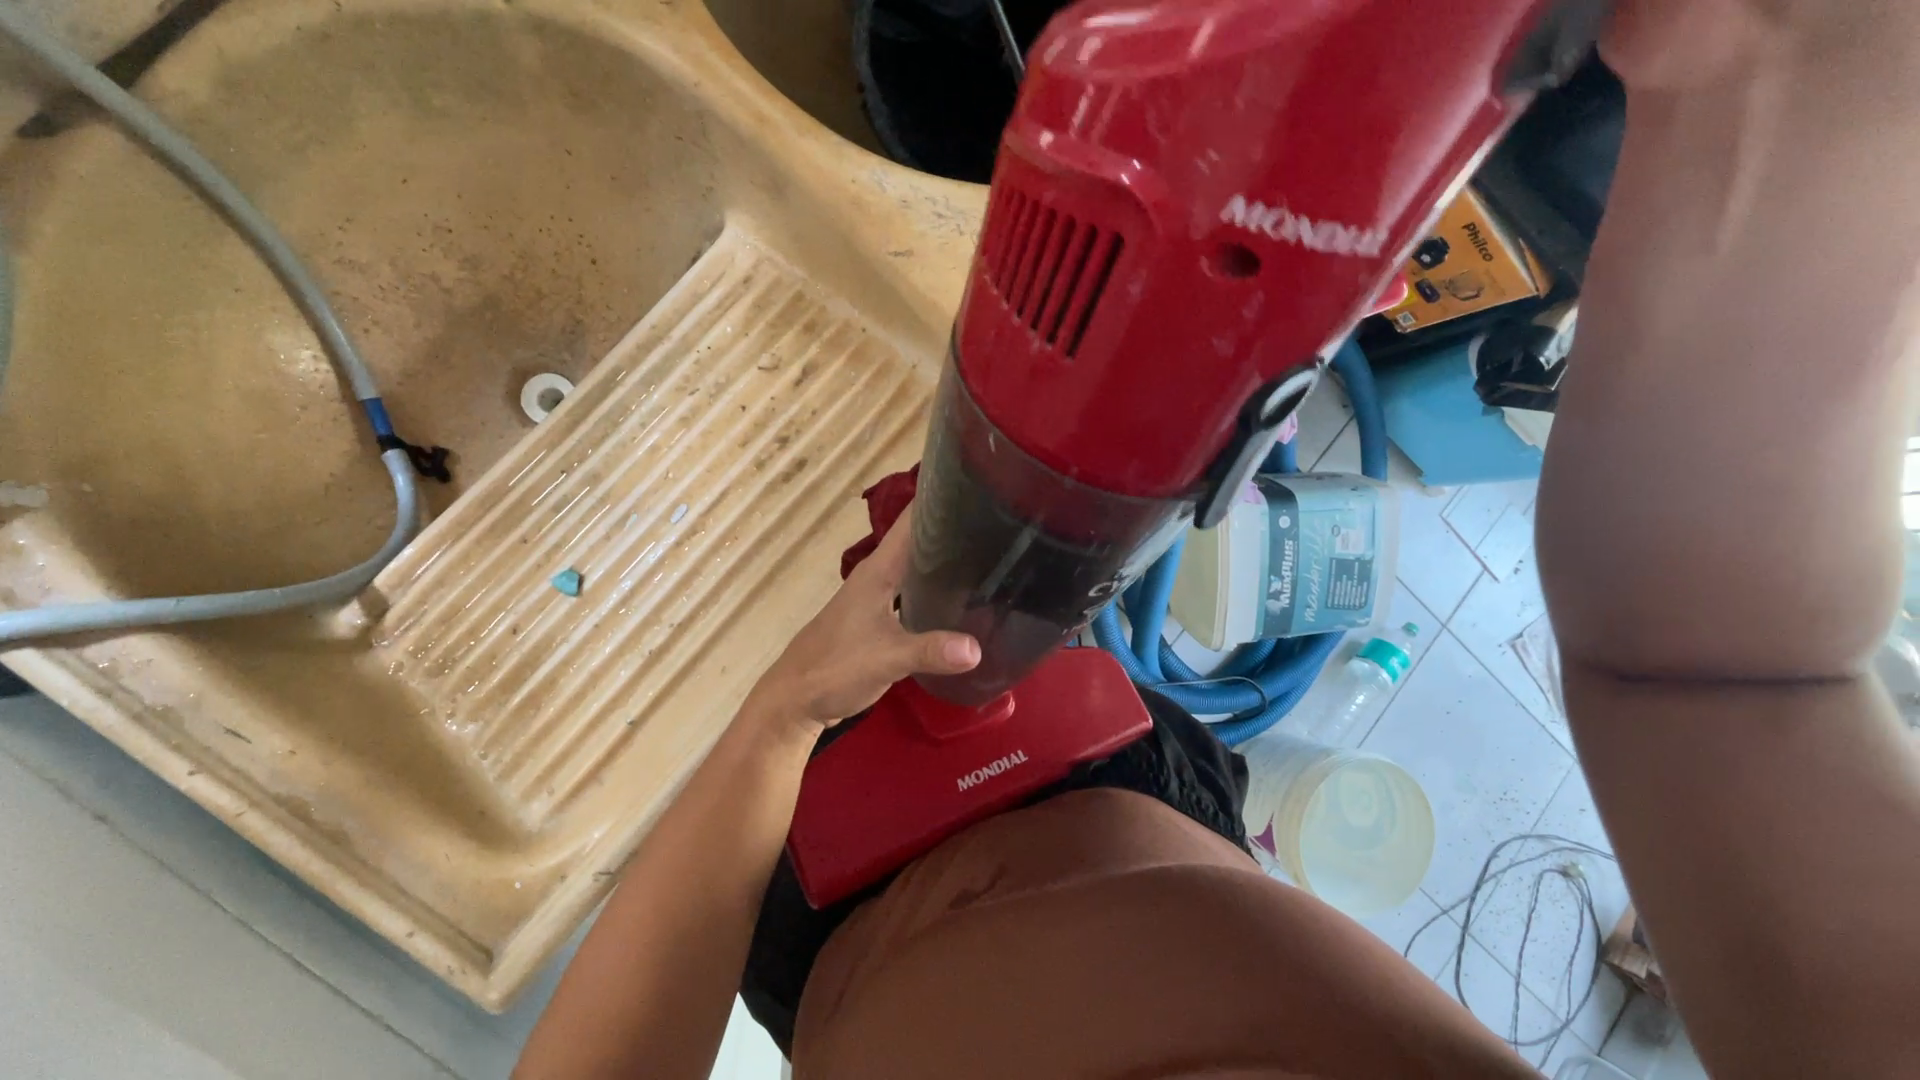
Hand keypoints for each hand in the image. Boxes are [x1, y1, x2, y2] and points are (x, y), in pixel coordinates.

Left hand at [749, 505, 979, 737]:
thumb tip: (977, 649)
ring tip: (992, 550)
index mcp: (879, 570)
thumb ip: (929, 651)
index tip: (980, 485)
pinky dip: (937, 588)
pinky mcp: (880, 619)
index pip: (912, 520)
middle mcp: (879, 575)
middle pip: (920, 540)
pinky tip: (962, 596)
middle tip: (1002, 520)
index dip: (941, 498)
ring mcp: (878, 597)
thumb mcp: (887, 659)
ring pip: (917, 566)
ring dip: (946, 558)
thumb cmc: (835, 667)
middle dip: (955, 528)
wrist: (797, 698)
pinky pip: (915, 591)